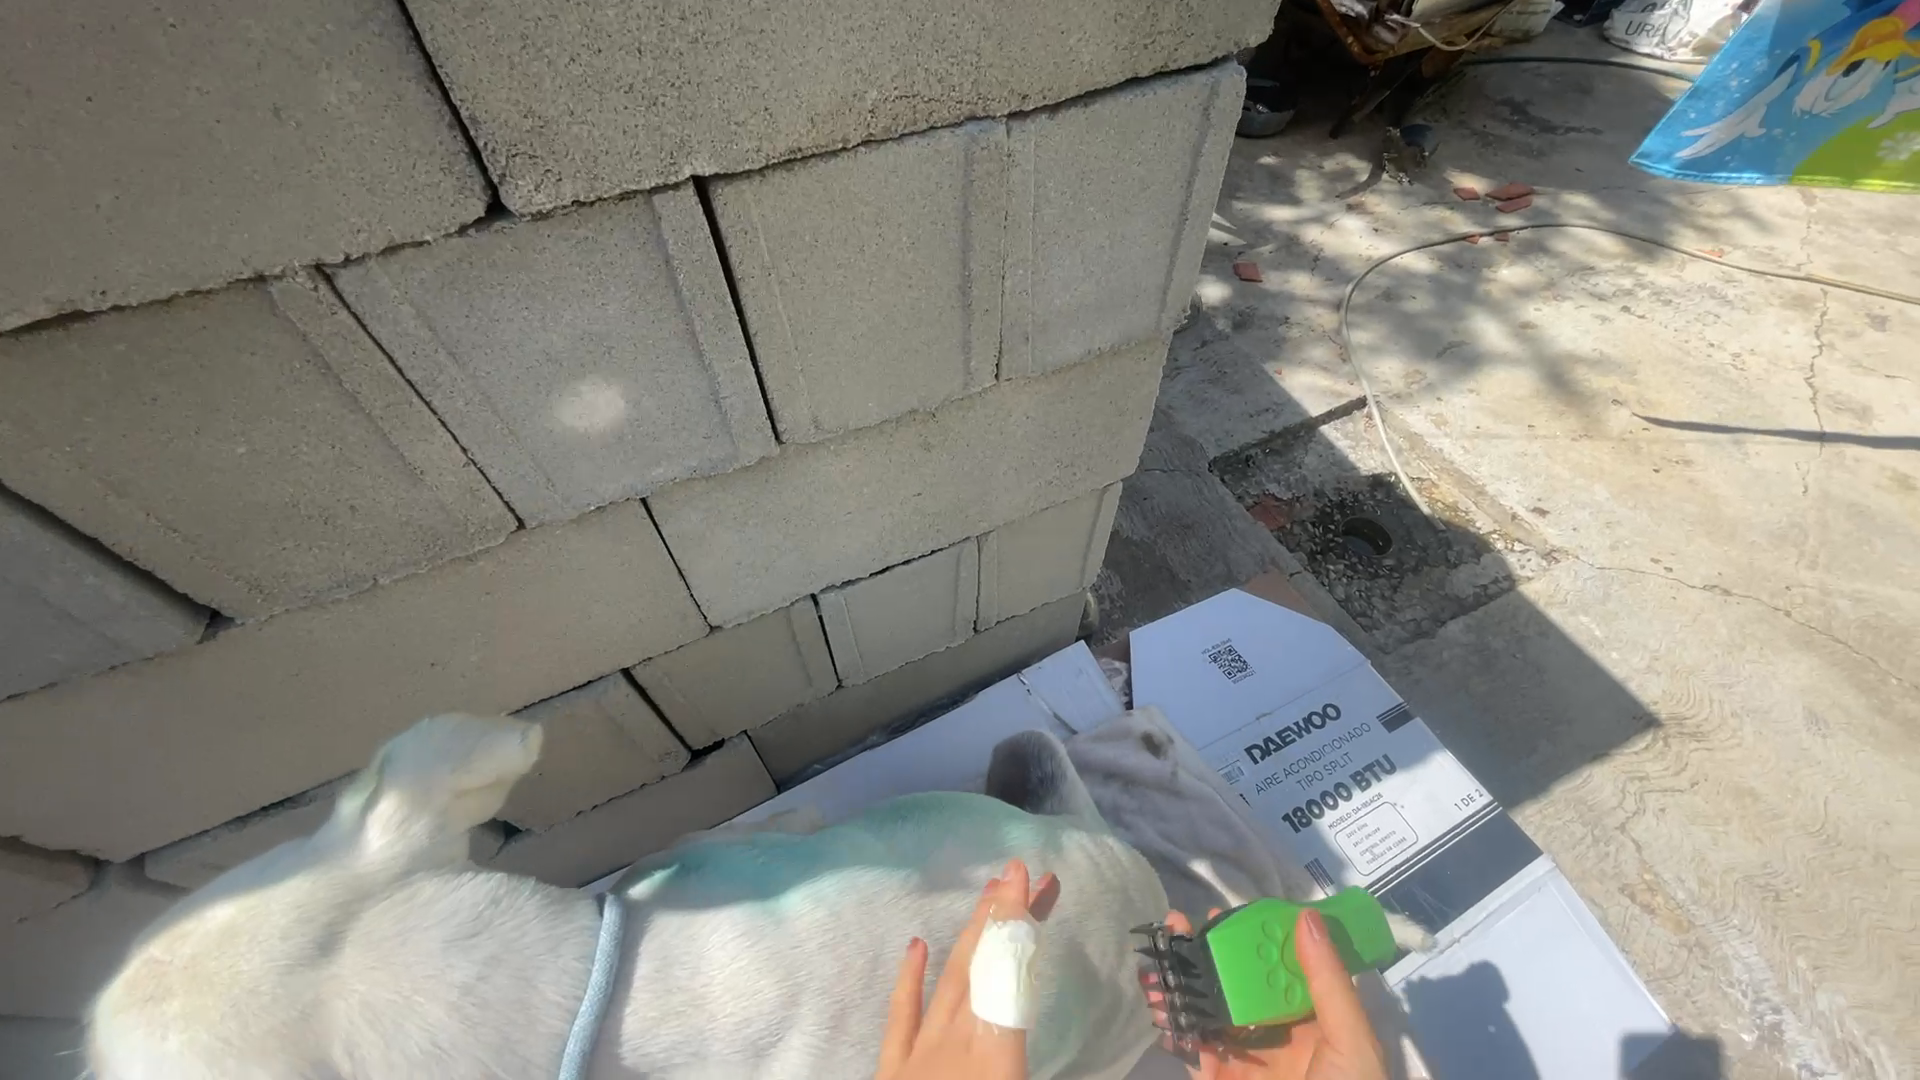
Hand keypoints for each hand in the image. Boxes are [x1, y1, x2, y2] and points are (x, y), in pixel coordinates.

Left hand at [874, 858, 1058, 1079]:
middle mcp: (956, 1044)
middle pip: (983, 968)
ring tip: (990, 890)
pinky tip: (916, 943)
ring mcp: (919, 1054)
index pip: (1010, 980)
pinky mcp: (893, 1070)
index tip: (1024, 880)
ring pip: (949, 980)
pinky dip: (909, 976)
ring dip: (971, 933)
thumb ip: (1026, 1043)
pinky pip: (902, 1015)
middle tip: (1016, 871)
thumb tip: (1054, 1014)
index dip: (1016, 926)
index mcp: (995, 1058)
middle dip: (1000, 915)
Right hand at [1144, 908, 1387, 1079]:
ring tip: (1163, 943)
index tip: (1231, 913)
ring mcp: (1243, 1054)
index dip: (1258, 935)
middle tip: (1183, 921)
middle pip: (1240, 978)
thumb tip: (1306, 915)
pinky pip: (1190, 1038)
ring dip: (1184, 971)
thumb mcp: (1352, 1046)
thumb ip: (1330, 983)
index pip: (1284, 965)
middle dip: (1211, 948)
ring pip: (1210, 1001)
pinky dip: (1171, 1012)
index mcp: (1315, 1020)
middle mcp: (1277, 1031)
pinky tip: (1156, 988)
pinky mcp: (1215, 1075)